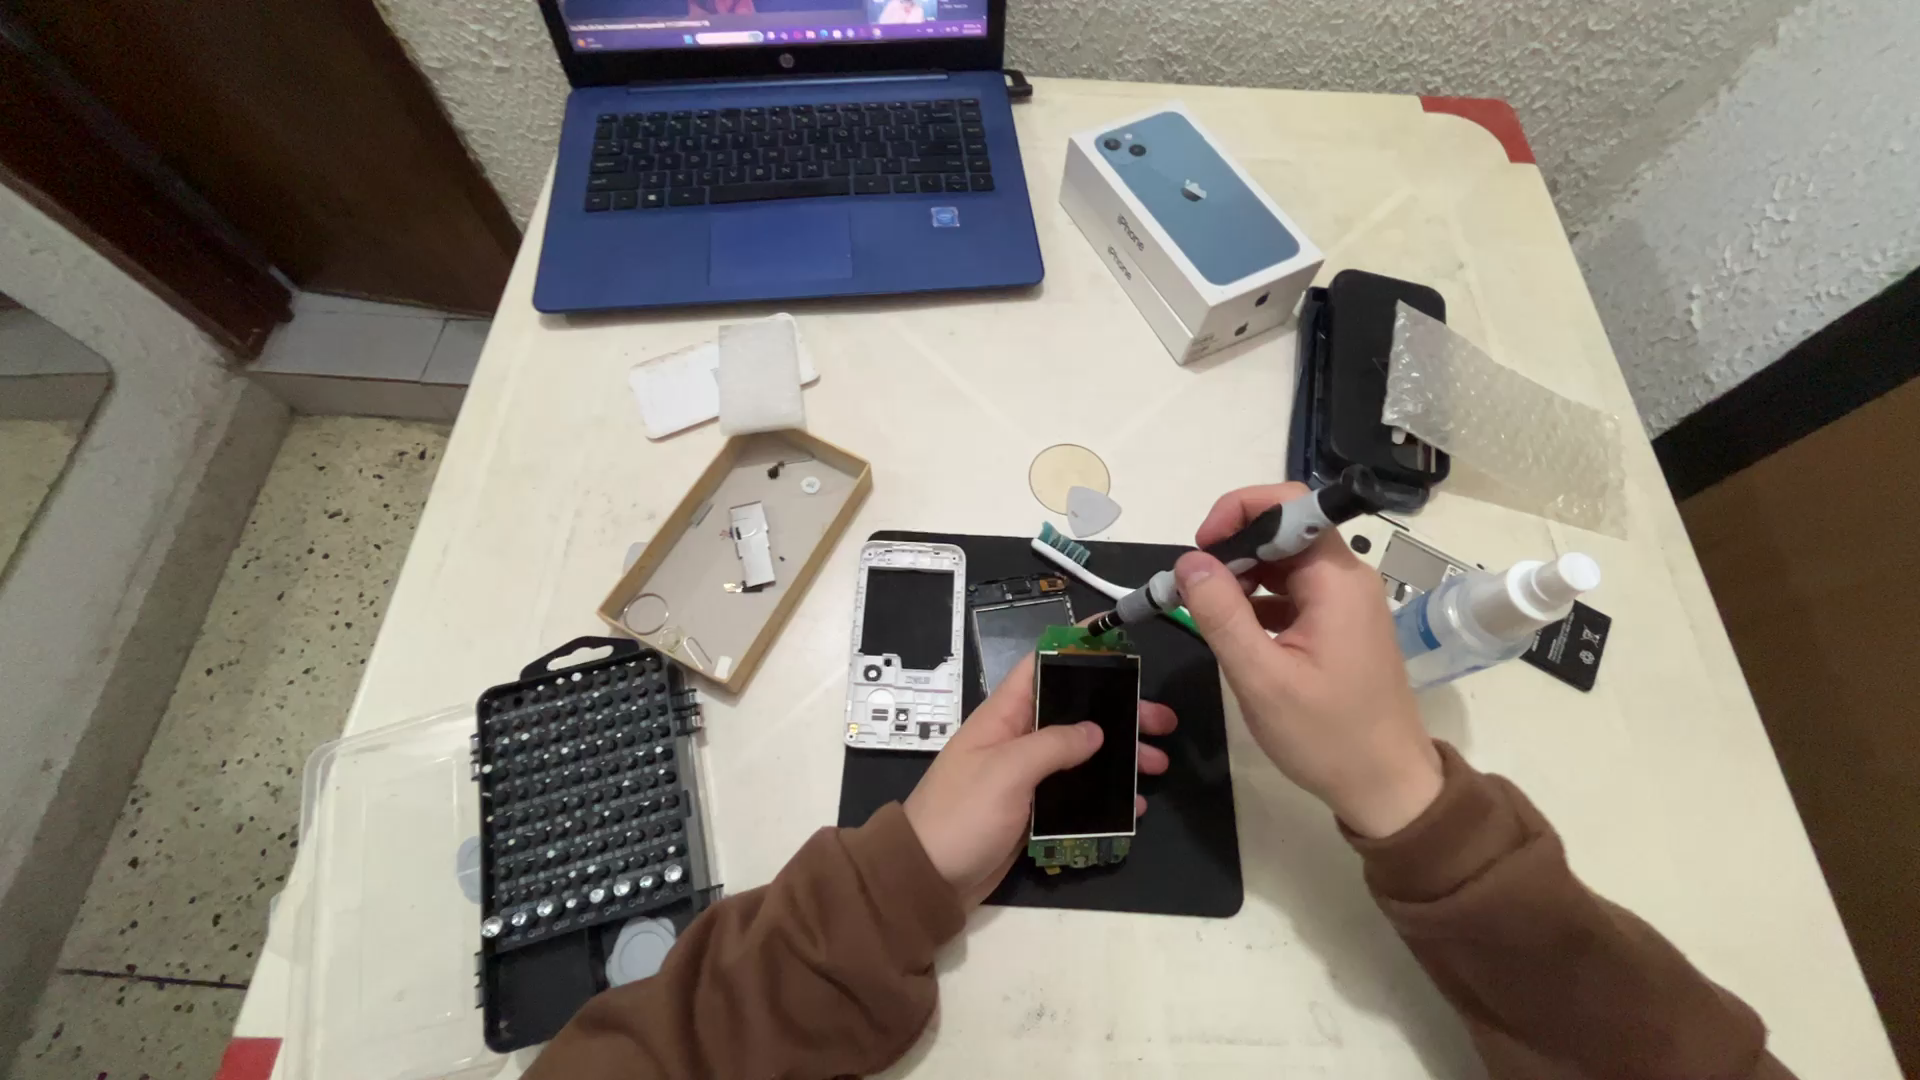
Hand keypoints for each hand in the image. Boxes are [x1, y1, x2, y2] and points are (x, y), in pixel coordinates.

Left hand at [903, 654, 1177, 906]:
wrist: (929, 877)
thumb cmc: (963, 814)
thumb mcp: (1007, 771)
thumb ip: (1053, 745)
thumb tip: (1096, 730)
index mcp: (1004, 715)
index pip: (1041, 667)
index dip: (1077, 652)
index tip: (1120, 647)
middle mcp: (1018, 738)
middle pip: (1075, 712)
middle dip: (1119, 713)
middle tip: (1163, 722)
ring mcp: (1027, 775)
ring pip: (1083, 753)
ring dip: (1121, 756)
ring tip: (1160, 765)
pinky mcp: (1035, 809)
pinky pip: (1078, 793)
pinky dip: (1107, 795)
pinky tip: (1135, 806)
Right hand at [1180, 482, 1441, 837]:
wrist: (1386, 788)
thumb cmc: (1326, 736)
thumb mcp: (1260, 677)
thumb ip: (1220, 613)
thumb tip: (1188, 561)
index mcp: (1335, 581)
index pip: (1289, 505)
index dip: (1239, 510)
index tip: (1201, 548)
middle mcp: (1345, 579)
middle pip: (1283, 531)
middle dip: (1231, 547)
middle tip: (1192, 586)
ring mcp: (1343, 601)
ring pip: (1283, 561)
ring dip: (1240, 574)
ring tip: (1205, 609)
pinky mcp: (1336, 623)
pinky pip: (1290, 590)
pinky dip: (1255, 598)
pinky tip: (1232, 628)